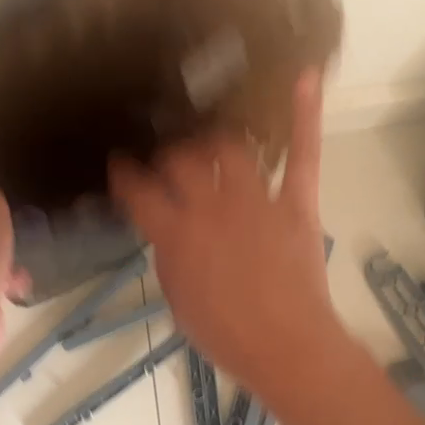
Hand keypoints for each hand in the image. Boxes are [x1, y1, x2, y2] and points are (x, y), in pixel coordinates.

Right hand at [111, 71, 424, 424]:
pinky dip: (305, 114)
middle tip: (168, 163)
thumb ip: (170, 259)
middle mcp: (212, 207)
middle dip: (169, 156)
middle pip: (183, 160)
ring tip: (209, 145)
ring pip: (231, 148)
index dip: (125, 176)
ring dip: (214, 143)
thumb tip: (170, 233)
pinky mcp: (297, 204)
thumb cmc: (226, 337)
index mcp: (176, 235)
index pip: (139, 192)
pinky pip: (302, 154)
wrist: (286, 348)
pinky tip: (303, 76)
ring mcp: (258, 201)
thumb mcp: (179, 304)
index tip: (119, 166)